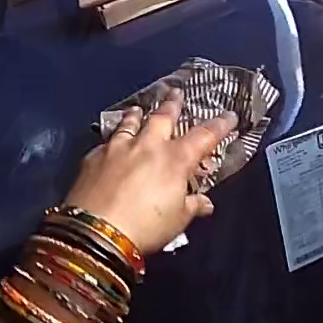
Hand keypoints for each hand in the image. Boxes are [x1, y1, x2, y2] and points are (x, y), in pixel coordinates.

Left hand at [63, 90, 237, 253]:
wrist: (96, 231)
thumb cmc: (145, 227)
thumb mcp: (177, 220)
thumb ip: (192, 205)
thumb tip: (205, 202)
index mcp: (175, 159)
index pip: (204, 136)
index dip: (219, 126)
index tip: (228, 116)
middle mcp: (147, 145)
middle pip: (163, 118)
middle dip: (172, 104)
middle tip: (176, 92)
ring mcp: (118, 148)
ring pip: (130, 123)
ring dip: (137, 115)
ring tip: (138, 109)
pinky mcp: (94, 157)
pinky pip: (107, 141)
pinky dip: (113, 139)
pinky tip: (110, 142)